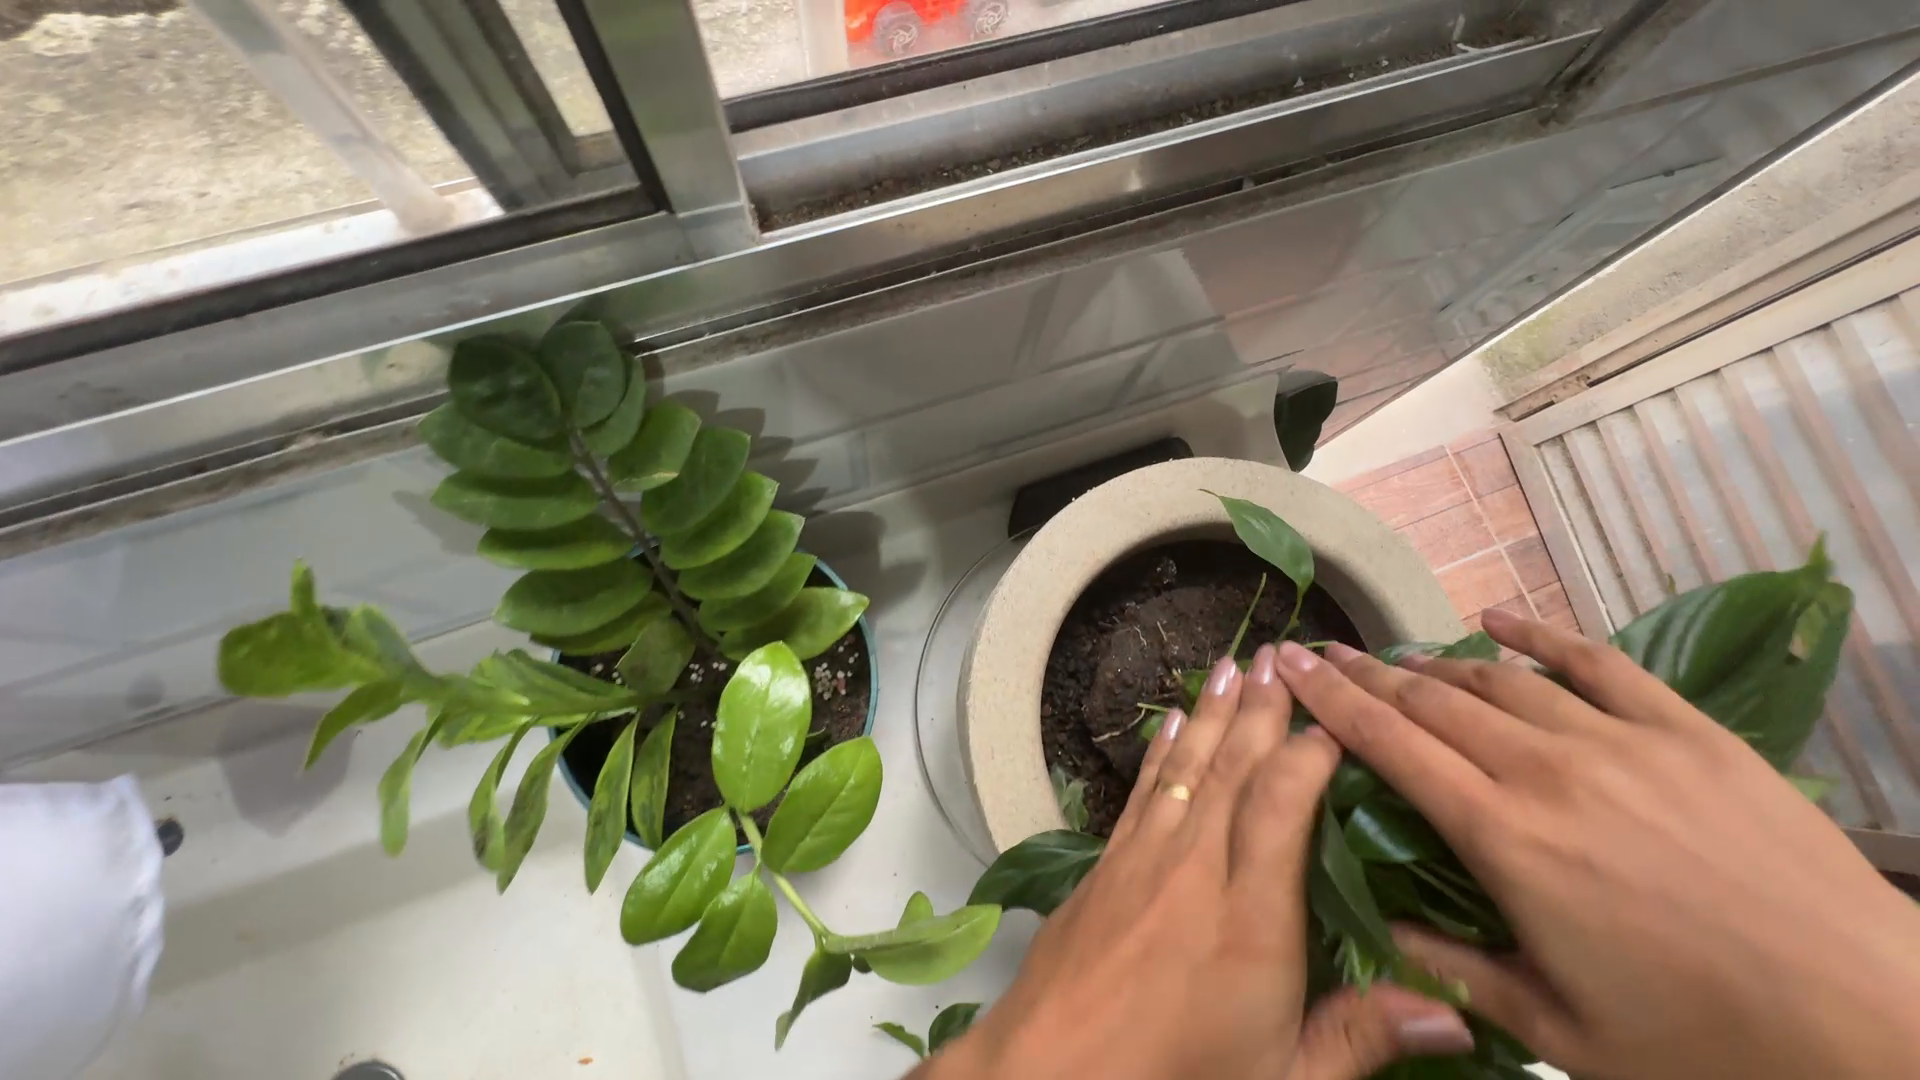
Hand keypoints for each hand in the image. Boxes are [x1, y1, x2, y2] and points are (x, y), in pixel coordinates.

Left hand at [927, 646, 1475, 1079]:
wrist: (1051, 1072)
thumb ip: (1362, 1036)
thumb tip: (1460, 1015)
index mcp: (1250, 918)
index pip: (1282, 807)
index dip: (1309, 755)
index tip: (1336, 717)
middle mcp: (1195, 869)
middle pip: (1232, 771)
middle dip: (1259, 710)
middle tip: (1278, 656)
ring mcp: (1143, 860)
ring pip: (1186, 769)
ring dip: (1210, 714)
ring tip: (1230, 666)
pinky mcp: (1105, 865)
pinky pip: (1140, 794)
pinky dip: (1158, 754)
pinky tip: (1168, 723)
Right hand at [1274, 609, 1919, 1079]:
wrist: (1884, 1033)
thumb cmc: (1702, 1042)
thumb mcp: (1557, 1030)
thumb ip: (1452, 969)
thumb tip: (1372, 928)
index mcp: (1505, 838)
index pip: (1389, 745)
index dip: (1329, 699)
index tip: (1288, 667)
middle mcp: (1547, 772)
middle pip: (1430, 701)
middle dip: (1365, 673)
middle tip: (1321, 652)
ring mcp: (1620, 743)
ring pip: (1499, 680)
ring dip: (1436, 664)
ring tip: (1398, 658)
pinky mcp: (1687, 733)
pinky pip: (1598, 663)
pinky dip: (1539, 636)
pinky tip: (1497, 618)